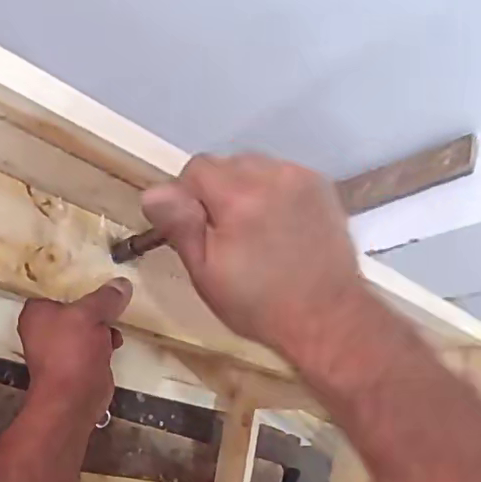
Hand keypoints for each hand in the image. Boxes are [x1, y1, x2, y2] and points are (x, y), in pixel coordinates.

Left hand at [18, 278, 130, 419]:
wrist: (74, 399)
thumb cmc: (72, 352)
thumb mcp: (90, 315)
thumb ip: (106, 298)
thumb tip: (123, 283)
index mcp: (36, 312)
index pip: (56, 289)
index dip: (76, 283)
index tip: (98, 277)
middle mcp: (44, 329)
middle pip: (74, 307)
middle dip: (95, 306)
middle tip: (112, 300)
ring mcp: (61, 349)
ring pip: (86, 327)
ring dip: (103, 325)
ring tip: (116, 323)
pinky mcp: (77, 364)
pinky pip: (94, 345)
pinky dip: (105, 343)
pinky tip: (115, 343)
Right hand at [141, 153, 372, 357]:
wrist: (326, 317)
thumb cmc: (259, 305)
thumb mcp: (206, 274)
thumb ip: (180, 226)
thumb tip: (154, 192)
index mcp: (239, 197)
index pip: (196, 168)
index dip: (188, 197)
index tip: (198, 232)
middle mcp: (272, 176)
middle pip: (226, 164)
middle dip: (217, 194)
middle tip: (226, 238)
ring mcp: (301, 178)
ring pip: (254, 168)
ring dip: (245, 191)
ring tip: (255, 234)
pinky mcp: (320, 187)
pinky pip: (281, 176)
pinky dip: (272, 194)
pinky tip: (278, 228)